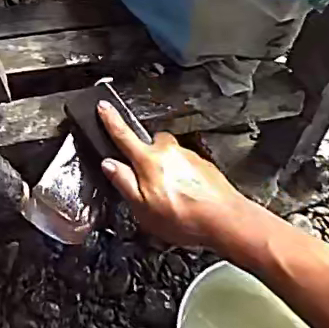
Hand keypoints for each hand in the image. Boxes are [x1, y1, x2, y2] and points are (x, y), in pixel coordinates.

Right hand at [95, 102, 250, 249]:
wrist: (225, 220)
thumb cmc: (184, 218)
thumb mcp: (142, 207)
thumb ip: (123, 182)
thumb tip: (109, 165)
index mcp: (149, 161)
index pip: (123, 134)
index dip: (110, 119)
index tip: (104, 106)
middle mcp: (169, 151)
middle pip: (150, 146)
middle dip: (146, 158)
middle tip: (148, 184)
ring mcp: (188, 156)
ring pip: (169, 157)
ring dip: (167, 172)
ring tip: (172, 201)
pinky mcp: (203, 165)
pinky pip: (185, 167)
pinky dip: (183, 180)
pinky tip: (186, 201)